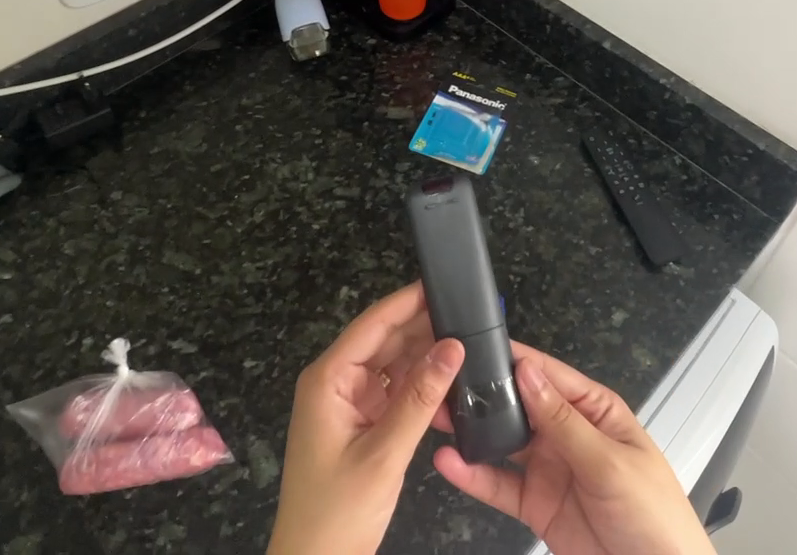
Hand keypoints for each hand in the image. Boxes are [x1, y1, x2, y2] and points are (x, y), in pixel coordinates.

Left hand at [269, 282, 465, 554]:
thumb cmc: (337, 511)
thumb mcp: (383, 453)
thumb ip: (420, 398)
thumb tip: (453, 348)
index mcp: (328, 378)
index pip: (372, 324)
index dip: (406, 302)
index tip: (441, 284)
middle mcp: (336, 381)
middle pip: (383, 340)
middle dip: (422, 328)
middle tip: (468, 317)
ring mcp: (348, 401)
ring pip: (392, 364)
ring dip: (424, 356)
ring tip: (466, 342)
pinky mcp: (361, 421)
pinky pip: (393, 389)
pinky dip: (419, 384)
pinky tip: (448, 378)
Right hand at [434, 342, 713, 554]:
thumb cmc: (654, 516)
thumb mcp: (610, 463)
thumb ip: (564, 422)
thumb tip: (528, 373)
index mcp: (594, 410)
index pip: (548, 376)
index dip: (515, 361)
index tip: (479, 348)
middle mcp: (568, 432)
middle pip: (520, 405)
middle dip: (485, 393)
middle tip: (447, 382)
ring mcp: (550, 468)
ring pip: (504, 441)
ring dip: (473, 430)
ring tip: (438, 416)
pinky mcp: (536, 504)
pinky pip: (500, 484)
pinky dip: (474, 474)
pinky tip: (451, 463)